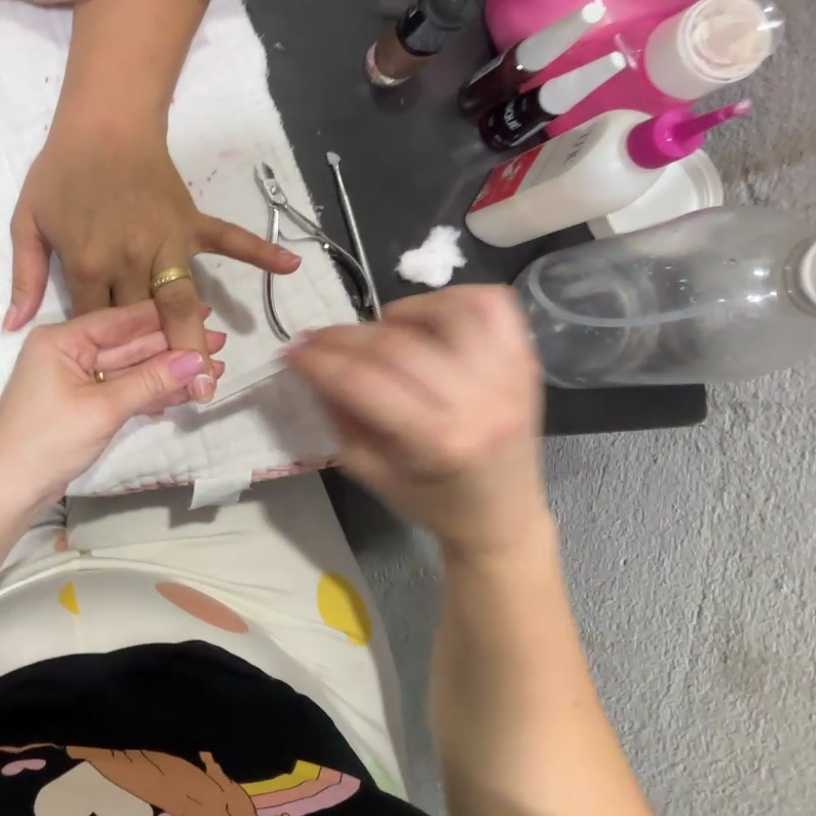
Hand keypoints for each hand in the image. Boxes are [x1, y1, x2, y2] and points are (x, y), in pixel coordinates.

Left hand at [0, 302, 225, 505]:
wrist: (7, 490)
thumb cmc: (47, 442)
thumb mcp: (103, 409)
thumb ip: (150, 381)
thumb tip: (197, 360)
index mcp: (61, 339)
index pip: (122, 319)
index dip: (164, 316)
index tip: (203, 310)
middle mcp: (66, 351)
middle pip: (128, 344)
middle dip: (172, 347)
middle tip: (219, 343)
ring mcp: (72, 379)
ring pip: (127, 369)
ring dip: (166, 373)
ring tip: (212, 370)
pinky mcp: (78, 404)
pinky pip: (119, 390)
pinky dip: (147, 393)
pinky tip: (181, 393)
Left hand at [4, 125, 299, 401]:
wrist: (101, 121)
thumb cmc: (59, 174)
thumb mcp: (27, 225)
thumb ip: (25, 278)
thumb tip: (12, 324)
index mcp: (88, 264)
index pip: (97, 323)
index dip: (106, 359)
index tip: (117, 393)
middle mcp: (130, 259)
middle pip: (145, 323)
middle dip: (161, 364)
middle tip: (181, 401)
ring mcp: (165, 240)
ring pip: (183, 298)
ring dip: (198, 336)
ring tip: (213, 376)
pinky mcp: (190, 221)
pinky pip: (227, 238)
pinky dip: (257, 251)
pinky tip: (290, 266)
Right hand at [283, 286, 549, 558]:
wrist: (501, 515)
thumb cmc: (428, 499)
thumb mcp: (367, 468)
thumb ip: (339, 414)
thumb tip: (311, 367)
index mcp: (437, 442)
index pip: (363, 381)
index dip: (318, 360)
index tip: (290, 353)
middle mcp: (480, 403)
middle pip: (397, 345)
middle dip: (343, 336)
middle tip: (315, 339)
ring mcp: (509, 377)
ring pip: (449, 313)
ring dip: (400, 312)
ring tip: (378, 328)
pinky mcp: (525, 361)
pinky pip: (491, 306)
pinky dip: (451, 300)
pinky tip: (425, 318)